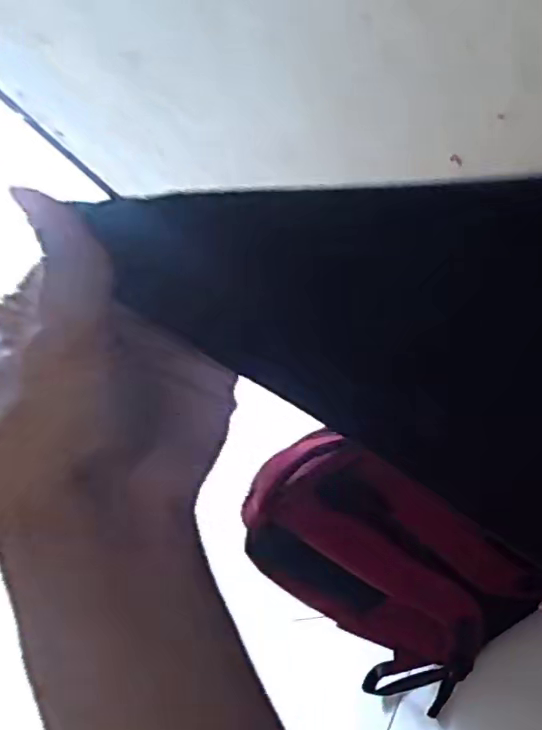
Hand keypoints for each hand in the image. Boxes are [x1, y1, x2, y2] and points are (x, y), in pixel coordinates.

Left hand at [0, 189, 234, 532]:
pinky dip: (254, 329)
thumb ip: (71, 275)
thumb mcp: (56, 340)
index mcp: (52, 304)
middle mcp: (110, 324)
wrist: (112, 493)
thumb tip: (37, 194)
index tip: (175, 205)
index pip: (93, 251)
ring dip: (224, 295)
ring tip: (264, 263)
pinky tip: (275, 307)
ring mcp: (165, 352)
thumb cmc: (49, 420)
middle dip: (189, 262)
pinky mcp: (212, 378)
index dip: (128, 231)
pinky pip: (237, 345)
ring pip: (200, 309)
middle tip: (235, 230)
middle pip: (156, 279)